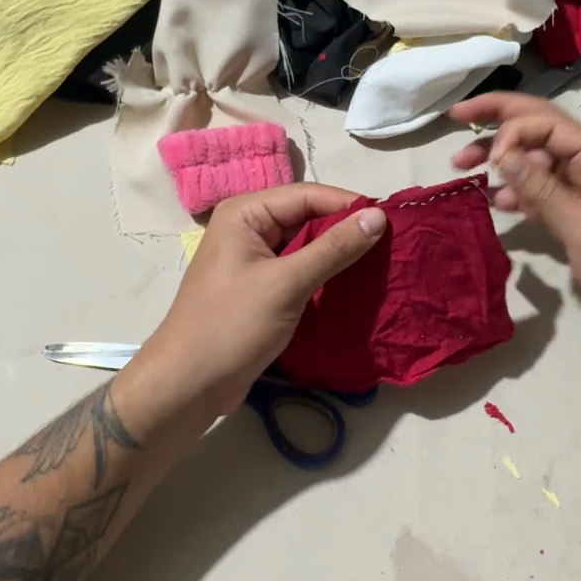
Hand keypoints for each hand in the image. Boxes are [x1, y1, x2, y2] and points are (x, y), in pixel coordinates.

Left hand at [130, 183, 385, 415]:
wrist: (188, 385)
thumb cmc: (232, 325)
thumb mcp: (288, 283)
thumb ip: (334, 248)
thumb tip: (378, 215)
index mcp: (246, 213)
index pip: (308, 195)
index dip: (349, 205)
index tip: (392, 221)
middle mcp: (248, 227)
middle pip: (307, 216)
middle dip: (346, 229)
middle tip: (391, 244)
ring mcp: (253, 258)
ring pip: (306, 244)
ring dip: (338, 253)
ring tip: (380, 263)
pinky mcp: (260, 287)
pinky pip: (299, 269)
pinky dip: (324, 274)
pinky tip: (353, 285)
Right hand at [448, 93, 580, 344]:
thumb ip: (543, 191)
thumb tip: (502, 155)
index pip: (547, 122)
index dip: (513, 131)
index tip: (490, 162)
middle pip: (537, 126)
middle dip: (497, 120)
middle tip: (457, 116)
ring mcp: (580, 183)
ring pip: (531, 156)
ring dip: (498, 157)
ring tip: (461, 165)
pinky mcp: (572, 205)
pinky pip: (536, 185)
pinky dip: (513, 188)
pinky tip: (494, 200)